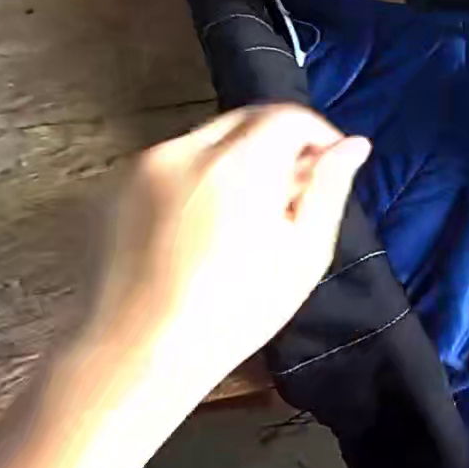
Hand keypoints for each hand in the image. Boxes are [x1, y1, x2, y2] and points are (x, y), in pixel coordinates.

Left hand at [89, 104, 369, 392]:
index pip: (287, 115)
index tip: (331, 162)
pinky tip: (204, 228)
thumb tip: (354, 145)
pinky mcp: (114, 186)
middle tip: (295, 189)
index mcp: (238, 162)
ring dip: (239, 158)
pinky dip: (200, 176)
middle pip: (245, 118)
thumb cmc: (236, 310)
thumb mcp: (303, 253)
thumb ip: (329, 188)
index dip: (318, 132)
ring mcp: (142, 164)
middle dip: (279, 140)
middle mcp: (186, 148)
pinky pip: (171, 163)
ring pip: (207, 139)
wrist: (138, 352)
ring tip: (248, 215)